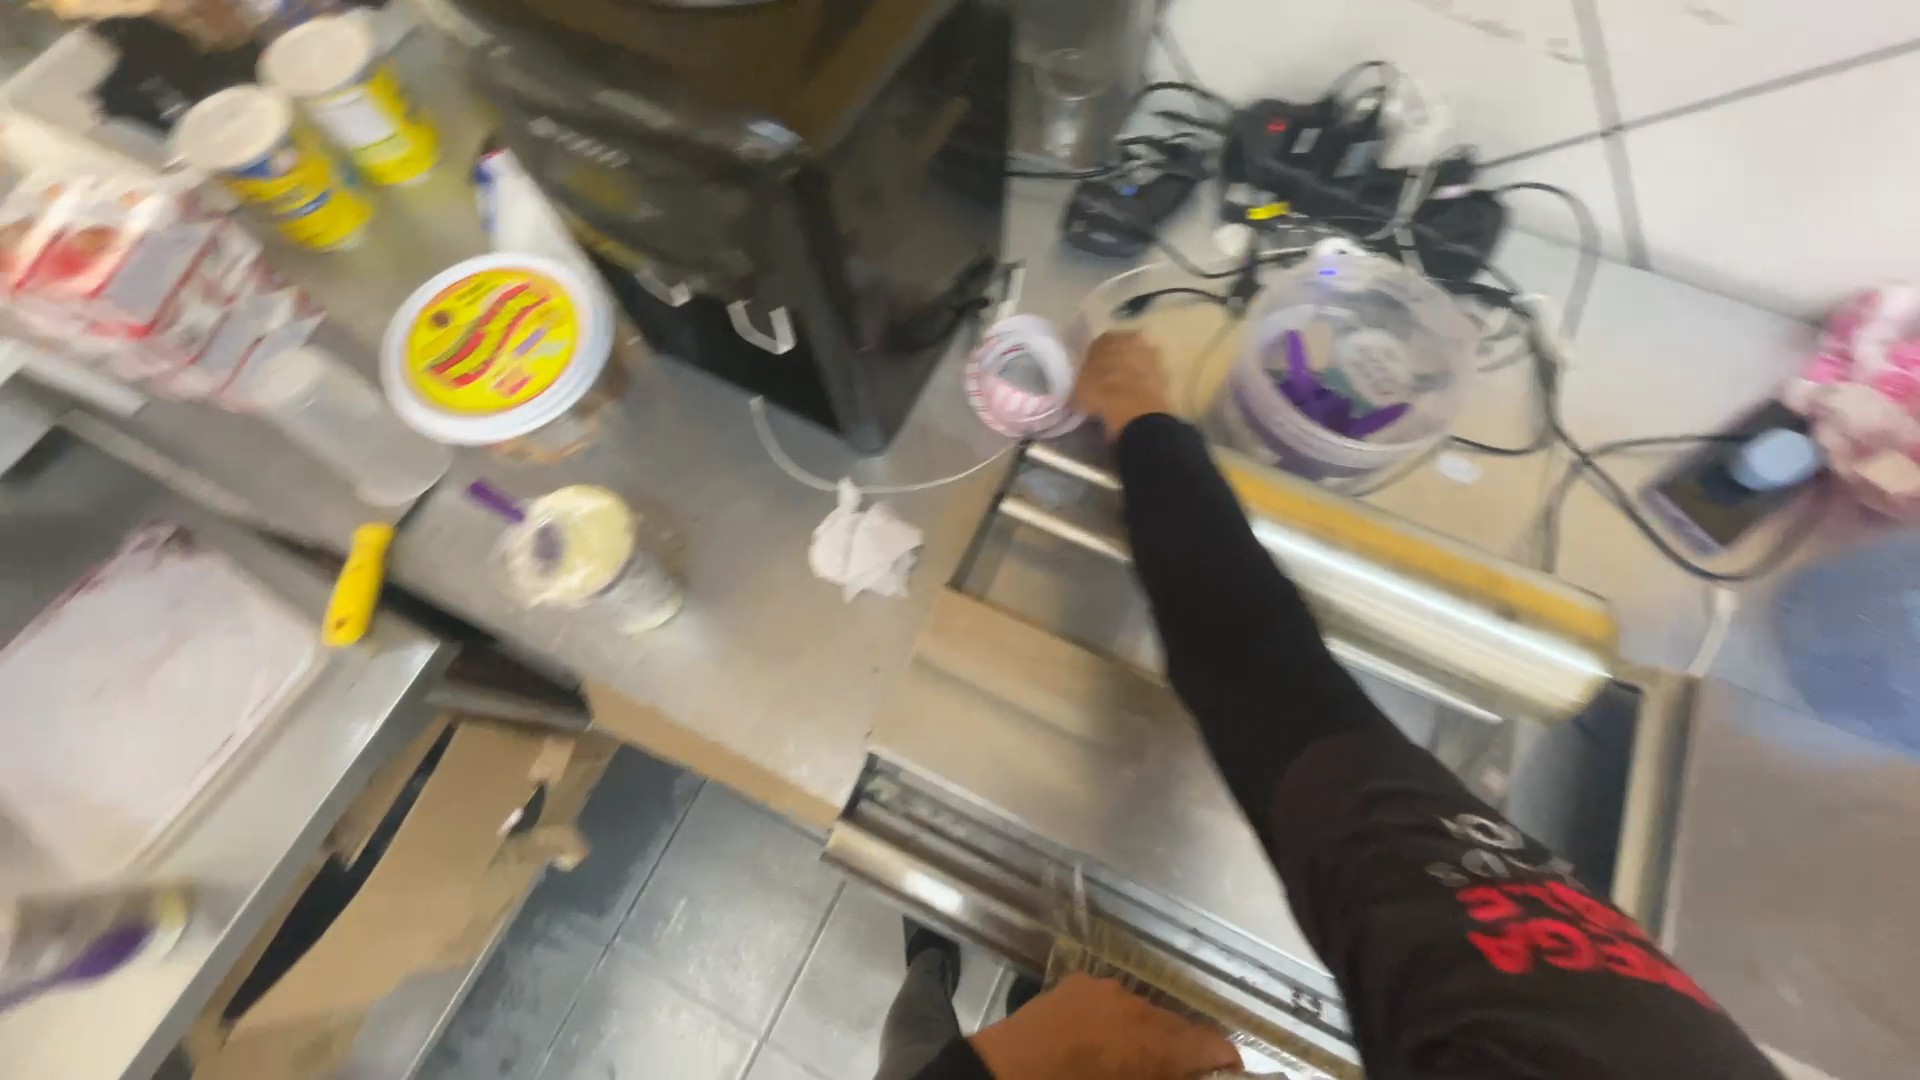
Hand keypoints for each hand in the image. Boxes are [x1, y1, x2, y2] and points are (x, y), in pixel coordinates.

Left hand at [969, 974, 1239, 1079]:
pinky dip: (1116, 1021)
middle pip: (1178, 1027)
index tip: (1228, 1076)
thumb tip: (1180, 1070)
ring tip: (1132, 1064)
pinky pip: (1111, 1001)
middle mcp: (1137, 1007)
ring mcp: (1104, 989)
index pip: (1212, 1043)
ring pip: (1144, 1012)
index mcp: (1155, 1043)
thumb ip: (1164, 1076)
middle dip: (1184, 1054)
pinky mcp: (1077, 983)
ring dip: (1147, 1036)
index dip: (1226, 1063)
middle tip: (1175, 1077)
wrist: (1006, 1074)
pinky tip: (1099, 1045)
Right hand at [1073, 332, 1174, 440]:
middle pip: (1122, 350)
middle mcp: (1134, 339)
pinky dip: (1143, 386)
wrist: (1135, 411)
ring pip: (1137, 363)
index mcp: (1109, 336)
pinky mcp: (1167, 375)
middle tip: (1106, 383)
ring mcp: (1154, 356)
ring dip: (1131, 374)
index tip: (1089, 376)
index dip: (1093, 361)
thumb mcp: (1077, 390)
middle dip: (1115, 363)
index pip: (1098, 344)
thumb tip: (1076, 394)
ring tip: (1121, 394)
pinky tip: (1134, 400)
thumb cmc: (1101, 393)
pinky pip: (1149, 379)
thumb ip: (1079, 385)